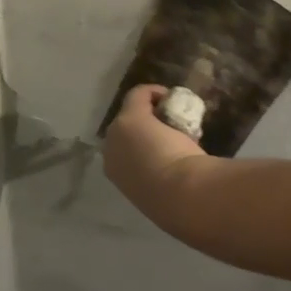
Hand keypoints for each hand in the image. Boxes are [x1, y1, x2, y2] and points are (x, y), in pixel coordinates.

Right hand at [102, 84, 210, 220]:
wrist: (179, 194)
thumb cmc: (177, 198)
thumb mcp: (164, 189)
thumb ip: (161, 181)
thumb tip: (173, 177)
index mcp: (118, 174)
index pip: (130, 153)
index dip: (149, 145)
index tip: (173, 145)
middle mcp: (110, 153)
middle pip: (128, 131)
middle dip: (148, 127)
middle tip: (175, 129)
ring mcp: (118, 133)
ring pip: (133, 114)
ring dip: (152, 113)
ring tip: (177, 119)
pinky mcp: (131, 115)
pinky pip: (139, 95)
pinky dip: (155, 93)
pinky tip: (174, 97)